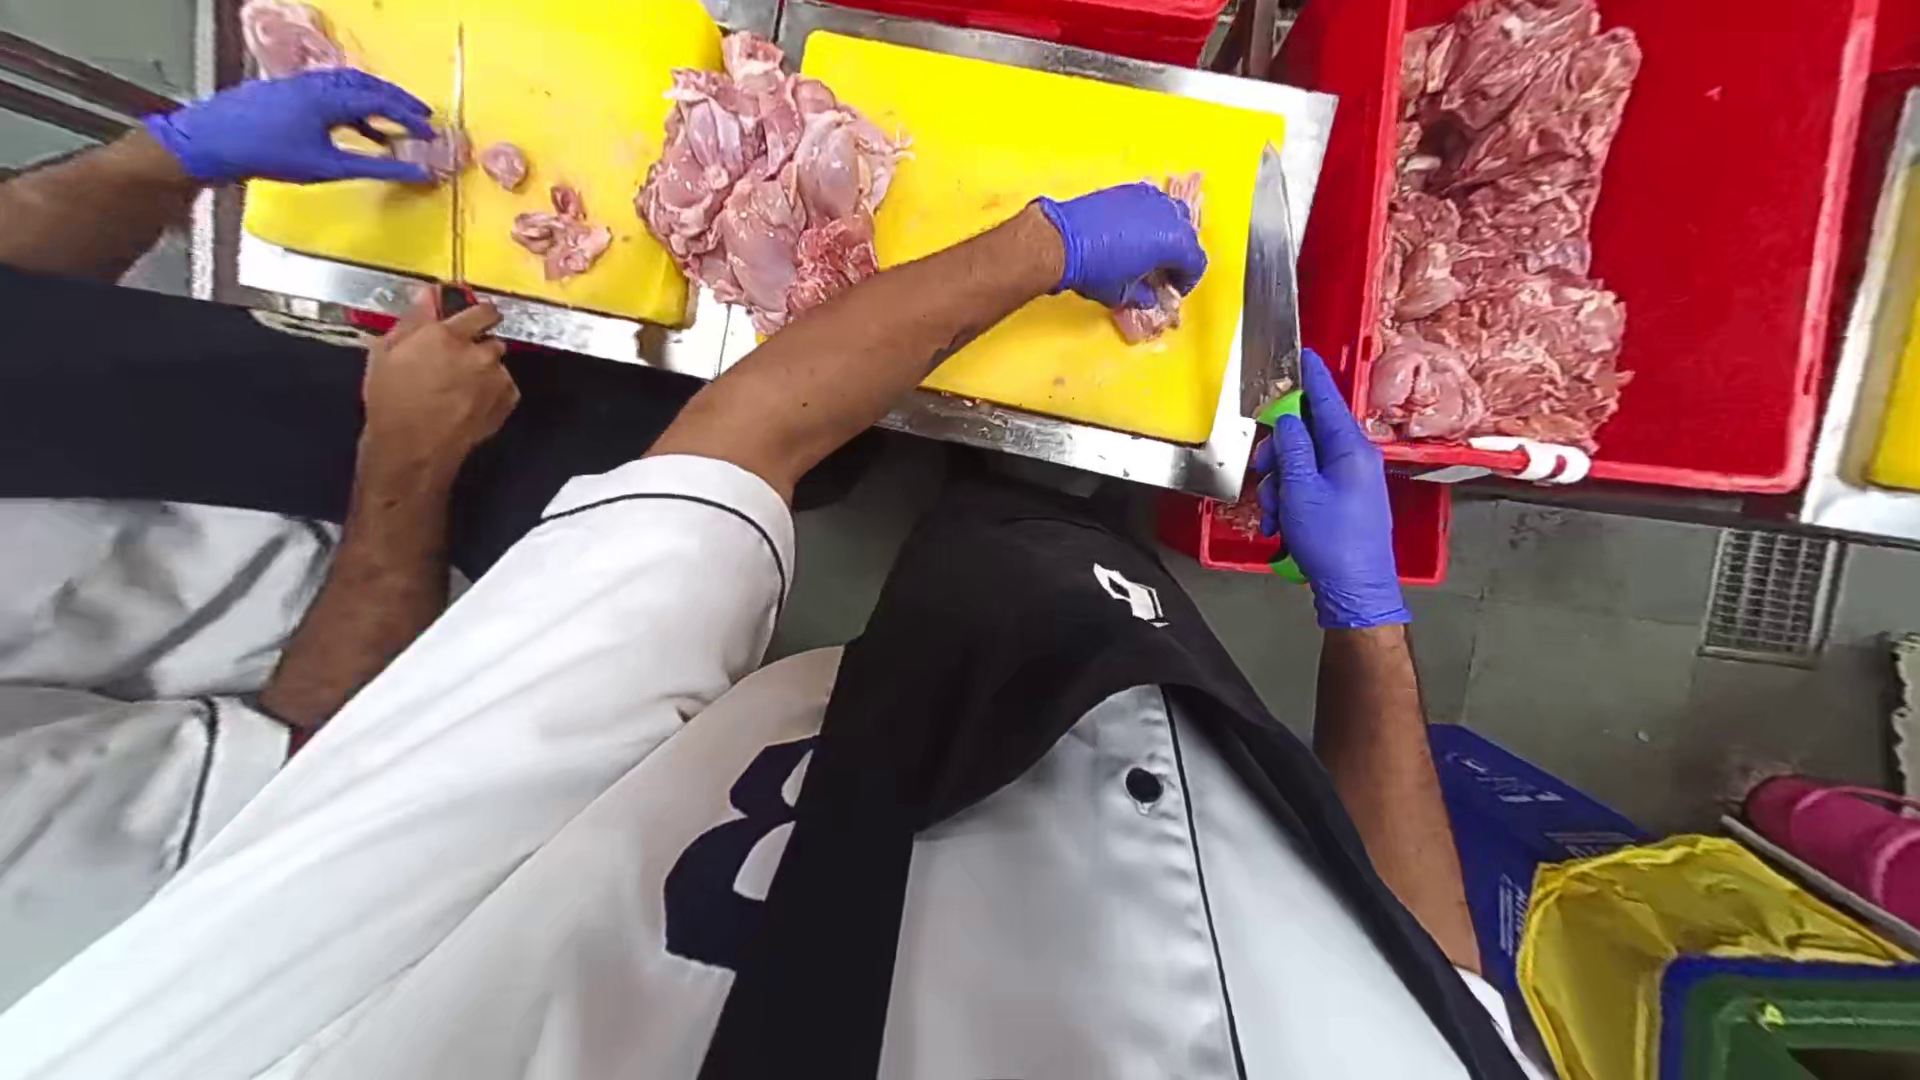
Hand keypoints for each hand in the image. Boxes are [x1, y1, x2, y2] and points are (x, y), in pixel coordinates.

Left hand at [142, 70, 435, 184]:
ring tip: (397, 121)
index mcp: (324, 100)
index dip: (409, 117)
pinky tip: (364, 128)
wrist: (210, 142)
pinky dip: (354, 106)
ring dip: (375, 100)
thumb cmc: (273, 156)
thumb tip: (420, 172)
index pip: (378, 101)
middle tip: (423, 116)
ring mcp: (294, 85)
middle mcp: (310, 85)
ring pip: (344, 84)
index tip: (431, 134)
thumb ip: (380, 168)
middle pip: (362, 82)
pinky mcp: (284, 93)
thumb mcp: (333, 167)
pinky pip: (328, 92)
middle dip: (396, 99)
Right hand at [360, 292, 518, 480]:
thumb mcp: (387, 352)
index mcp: (446, 336)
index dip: (483, 312)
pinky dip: (494, 389)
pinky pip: (505, 386)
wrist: (418, 443)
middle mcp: (480, 353)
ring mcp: (498, 377)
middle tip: (457, 362)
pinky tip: (471, 400)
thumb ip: (413, 320)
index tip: (482, 314)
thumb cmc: (393, 398)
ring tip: (460, 387)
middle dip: (479, 346)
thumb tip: (427, 295)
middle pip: (492, 340)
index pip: (481, 312)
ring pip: (498, 364)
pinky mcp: (510, 398)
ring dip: (485, 369)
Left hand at [1032, 183, 1206, 307]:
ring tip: (1147, 255)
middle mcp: (1168, 214)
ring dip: (1164, 236)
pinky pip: (1148, 207)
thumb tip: (1148, 297)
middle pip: (1187, 236)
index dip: (1187, 281)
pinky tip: (1130, 238)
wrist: (1062, 240)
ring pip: (1170, 216)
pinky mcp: (1128, 191)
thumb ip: (1143, 296)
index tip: (1173, 290)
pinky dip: (1147, 222)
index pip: (1196, 262)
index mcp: (1174, 241)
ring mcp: (1149, 197)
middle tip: (1162, 274)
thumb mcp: (1122, 294)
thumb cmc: (1096, 270)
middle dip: (1178, 257)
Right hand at [1255, 348, 1410, 629]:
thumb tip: (1288, 418)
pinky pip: (1307, 489)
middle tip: (1263, 473)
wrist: (1355, 587)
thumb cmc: (1331, 538)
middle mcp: (1354, 461)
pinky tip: (1281, 526)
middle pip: (1306, 437)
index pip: (1327, 402)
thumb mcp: (1301, 489)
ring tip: (1276, 515)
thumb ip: (1292, 449)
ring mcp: (1350, 483)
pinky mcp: (1342, 502)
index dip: (1312, 378)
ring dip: (1279, 488)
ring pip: (1301, 467)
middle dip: (1278, 456)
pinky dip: (1289, 504)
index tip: (1304, 355)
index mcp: (1350, 450)